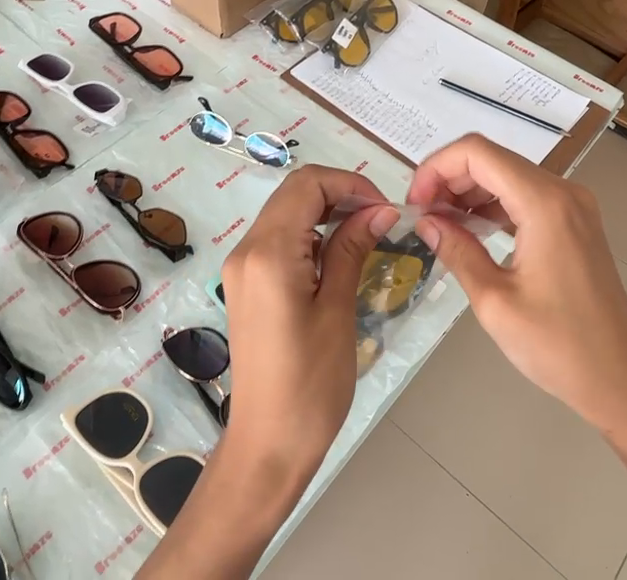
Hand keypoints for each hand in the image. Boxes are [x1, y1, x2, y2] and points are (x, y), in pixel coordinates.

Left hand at [218, 164, 394, 488]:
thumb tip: (380, 210)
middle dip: (339, 194)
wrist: (269, 442)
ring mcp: (242, 267)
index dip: (350, 184)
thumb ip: (353, 249)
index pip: (307, 184)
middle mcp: (246, 249)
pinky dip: (310, 234)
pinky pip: (279, 239)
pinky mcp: (246, 284)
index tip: (384, 208)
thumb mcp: (339, 309)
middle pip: (294, 193)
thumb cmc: (311, 382)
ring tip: (366, 235)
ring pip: (286, 213)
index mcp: (269, 252)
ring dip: (326, 212)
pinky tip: (338, 256)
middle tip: (380, 220)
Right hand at [407, 134, 626, 432]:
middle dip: (449, 179)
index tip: (414, 203)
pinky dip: (494, 206)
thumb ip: (457, 251)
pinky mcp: (576, 225)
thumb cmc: (557, 346)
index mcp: (544, 202)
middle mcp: (563, 192)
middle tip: (421, 217)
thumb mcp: (494, 300)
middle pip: (493, 159)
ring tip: (439, 226)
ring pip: (508, 176)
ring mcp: (574, 207)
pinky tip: (471, 233)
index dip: (436, 168)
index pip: (477, 153)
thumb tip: (425, 222)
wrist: (621, 381)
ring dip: (469, 193)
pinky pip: (526, 197)